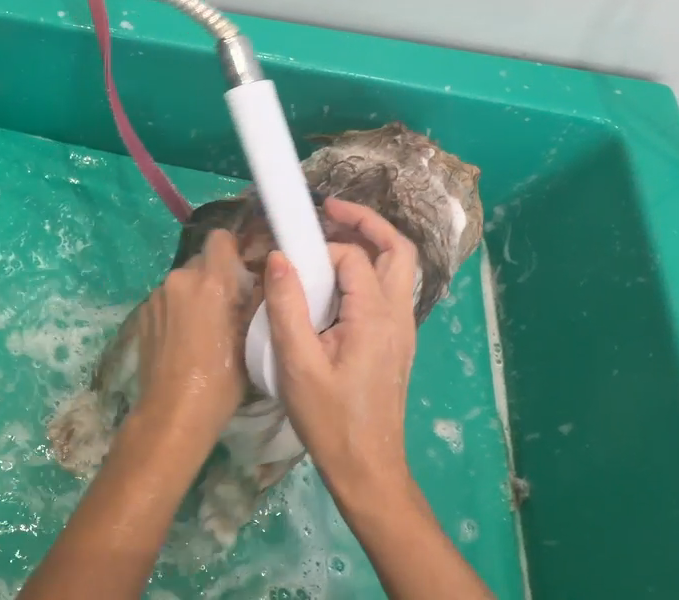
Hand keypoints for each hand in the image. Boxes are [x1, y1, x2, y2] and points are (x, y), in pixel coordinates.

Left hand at [130, 229, 249, 449]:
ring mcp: (157, 295)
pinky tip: (183, 338)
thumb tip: (257, 280)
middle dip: (215, 278)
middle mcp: (180, 279)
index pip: (220, 239)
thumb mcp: (250, 339)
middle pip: (202, 262)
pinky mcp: (143, 312)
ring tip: (205, 327)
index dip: (233, 248)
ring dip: (195, 294)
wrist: (174, 409)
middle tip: (228, 306)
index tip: (243, 267)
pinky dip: (177, 310)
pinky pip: (167, 300)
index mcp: (210, 282)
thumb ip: (252, 302)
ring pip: (183, 282)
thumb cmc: (221, 379)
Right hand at [263, 199, 419, 499]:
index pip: (354, 257)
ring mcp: (401, 330)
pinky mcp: (394, 342)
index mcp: (375, 318)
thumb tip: (277, 256)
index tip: (287, 252)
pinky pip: (388, 290)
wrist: (366, 469)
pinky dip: (366, 269)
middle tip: (328, 209)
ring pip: (398, 269)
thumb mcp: (296, 363)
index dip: (320, 247)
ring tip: (327, 236)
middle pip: (398, 250)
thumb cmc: (329, 419)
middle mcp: (398, 317)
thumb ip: (286, 305)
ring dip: (369, 243)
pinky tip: (332, 280)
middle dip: (366, 221)